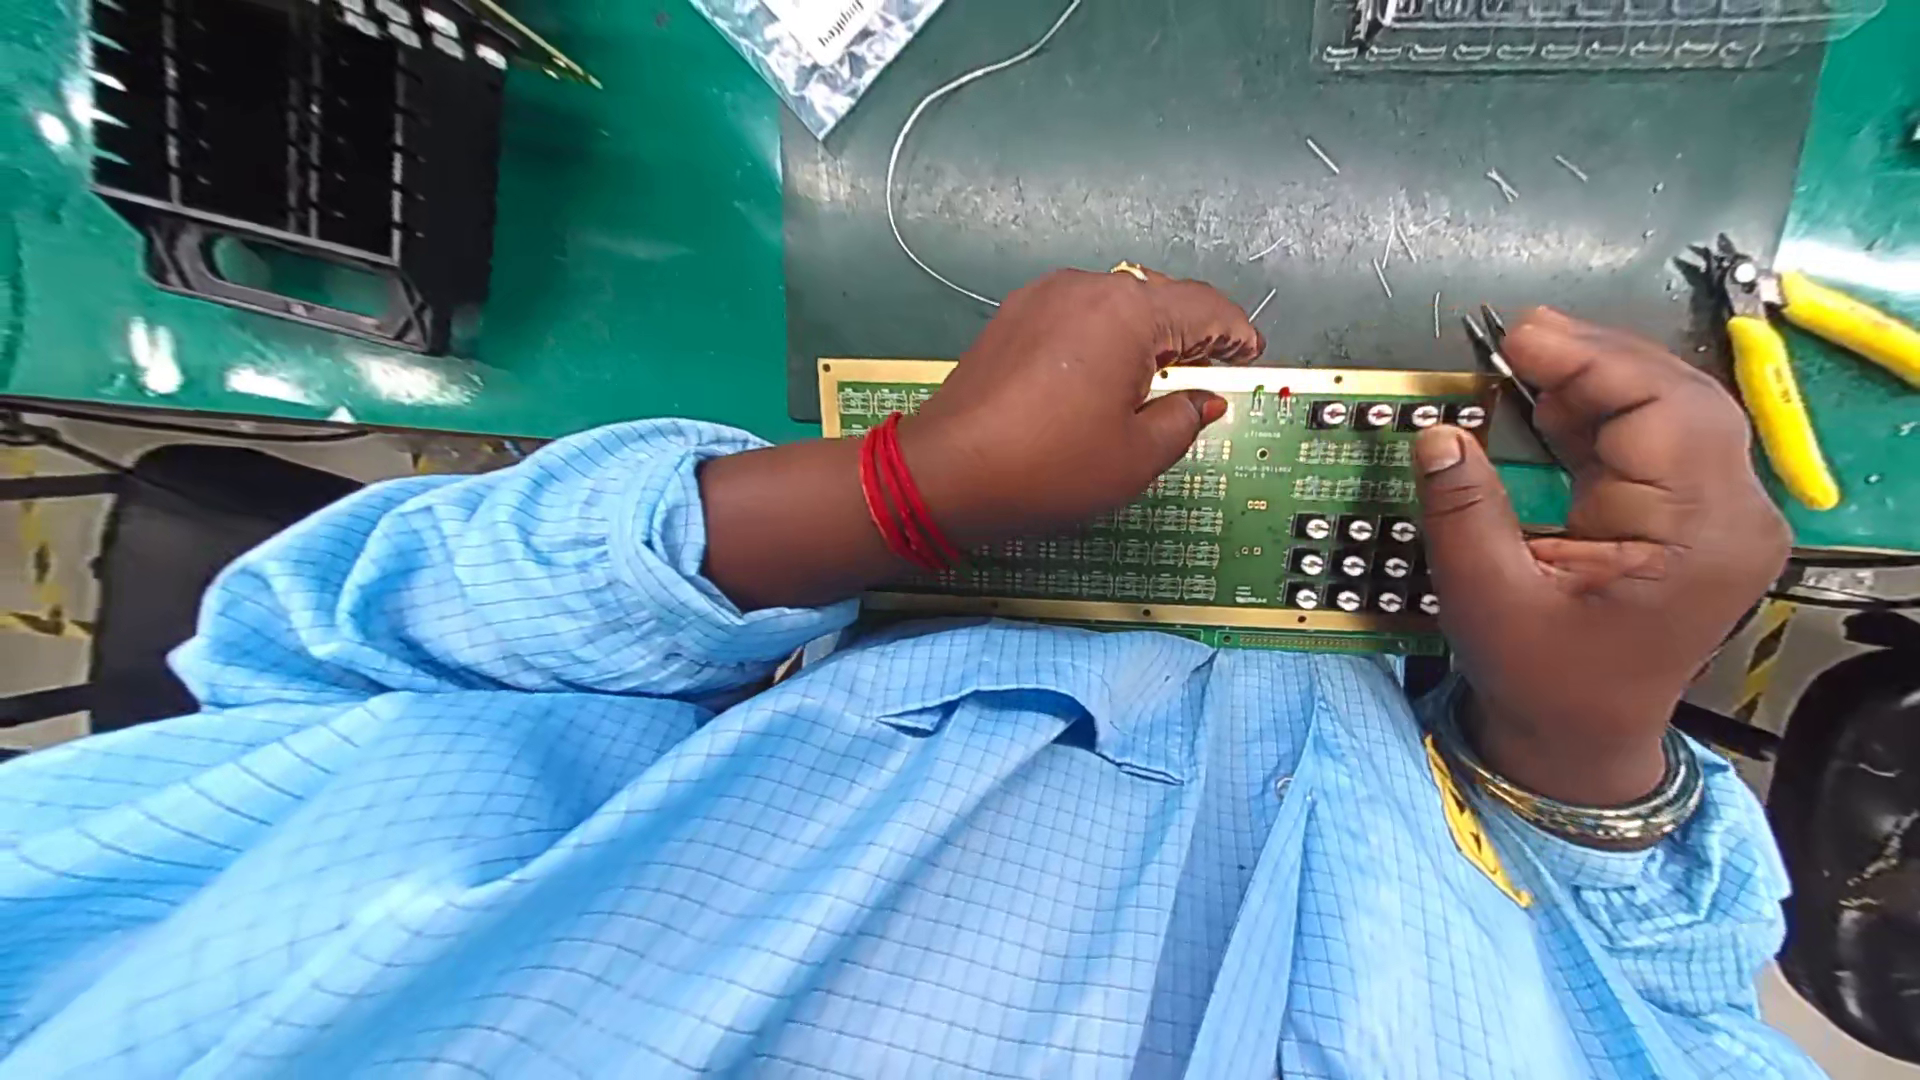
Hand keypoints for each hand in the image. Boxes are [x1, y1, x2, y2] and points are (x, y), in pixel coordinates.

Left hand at [700, 268, 1260, 610]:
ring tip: (1153, 382)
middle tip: (1204, 378)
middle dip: (1189, 336)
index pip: (1205, 309)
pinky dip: (1102, 342)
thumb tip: (1202, 400)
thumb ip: (1182, 420)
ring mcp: (1038, 298)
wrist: (944, 475)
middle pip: (1158, 300)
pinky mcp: (1009, 320)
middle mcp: (1081, 286)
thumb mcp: (1134, 457)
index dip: (1235, 336)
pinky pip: (1075, 319)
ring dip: (1144, 338)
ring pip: (1114, 307)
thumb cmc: (1048, 469)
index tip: (1249, 362)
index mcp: (1125, 310)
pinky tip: (1100, 377)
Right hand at [1413, 308, 1789, 805]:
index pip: (1663, 413)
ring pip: (1669, 419)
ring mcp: (1712, 519)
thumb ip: (1464, 509)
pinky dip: (1595, 418)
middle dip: (1598, 359)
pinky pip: (1647, 450)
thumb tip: (1438, 437)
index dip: (1591, 362)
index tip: (1517, 336)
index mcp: (1694, 533)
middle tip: (1518, 334)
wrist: (1575, 732)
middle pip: (1681, 403)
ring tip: (1527, 357)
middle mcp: (1728, 515)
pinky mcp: (1682, 524)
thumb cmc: (1535, 671)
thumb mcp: (1483, 592)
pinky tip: (1550, 403)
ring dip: (1596, 382)